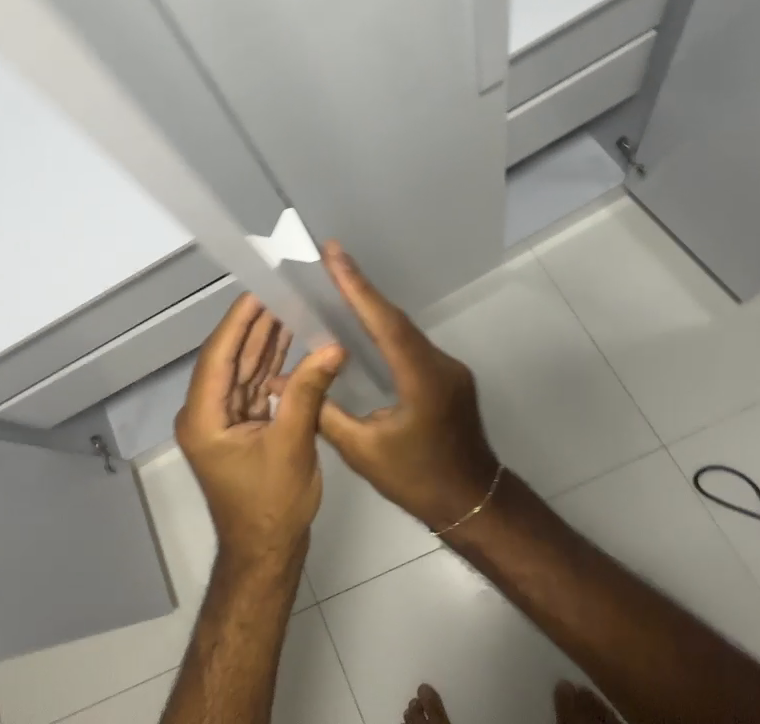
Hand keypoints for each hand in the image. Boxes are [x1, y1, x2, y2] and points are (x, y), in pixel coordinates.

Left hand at [175, 294, 347, 566]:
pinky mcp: (241, 427)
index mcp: (204, 417)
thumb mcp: (292, 445)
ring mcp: (222, 421)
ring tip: (288, 305)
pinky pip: (254, 387)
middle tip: (280, 290)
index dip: (238, 321)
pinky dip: (271, 365)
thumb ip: (307, 392)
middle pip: (229, 358)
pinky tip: (290, 341)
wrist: (267, 552)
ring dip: (264, 341)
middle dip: (254, 325)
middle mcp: (206, 413)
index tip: (259, 290)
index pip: (218, 356)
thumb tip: (332, 347)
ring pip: (243, 370)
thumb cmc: (272, 505)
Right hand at [316, 243, 500, 529]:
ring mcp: (449, 370)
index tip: (335, 254)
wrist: (475, 504)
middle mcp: (440, 365)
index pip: (385, 324)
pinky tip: (363, 328)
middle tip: (329, 257)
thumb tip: (284, 384)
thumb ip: (324, 413)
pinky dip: (385, 331)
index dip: (357, 288)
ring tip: (338, 285)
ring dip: (372, 309)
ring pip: (404, 331)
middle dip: (361, 288)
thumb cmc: (417, 481)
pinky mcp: (449, 379)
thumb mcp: (362, 452)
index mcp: (422, 379)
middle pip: (395, 319)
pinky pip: (411, 346)